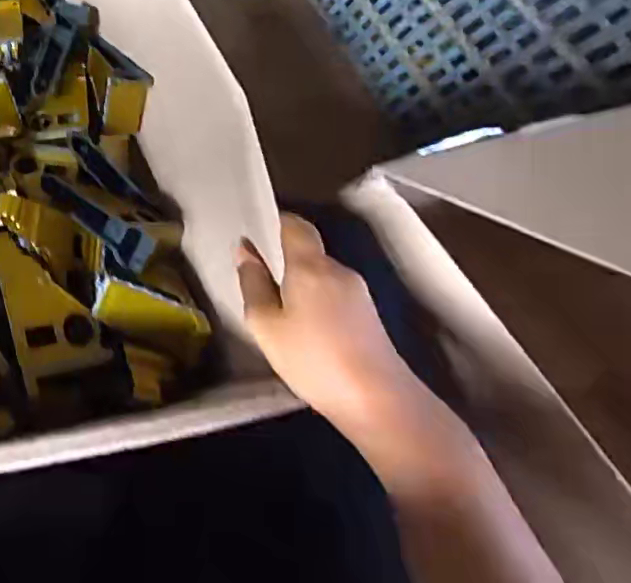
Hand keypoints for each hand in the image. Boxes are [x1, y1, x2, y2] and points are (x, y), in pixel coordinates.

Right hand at [237, 213, 427, 438]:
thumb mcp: (265, 323)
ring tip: (279, 310)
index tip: (253, 233)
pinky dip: (315, 299)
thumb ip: (252, 282)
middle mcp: (339, 270)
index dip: (274, 222)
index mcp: (310, 265)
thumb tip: (246, 250)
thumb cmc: (314, 360)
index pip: (295, 225)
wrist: (384, 407)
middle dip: (283, 258)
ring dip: (299, 283)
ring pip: (320, 274)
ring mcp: (360, 294)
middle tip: (258, 280)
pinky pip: (333, 292)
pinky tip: (305, 328)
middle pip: (307, 250)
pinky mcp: (370, 317)